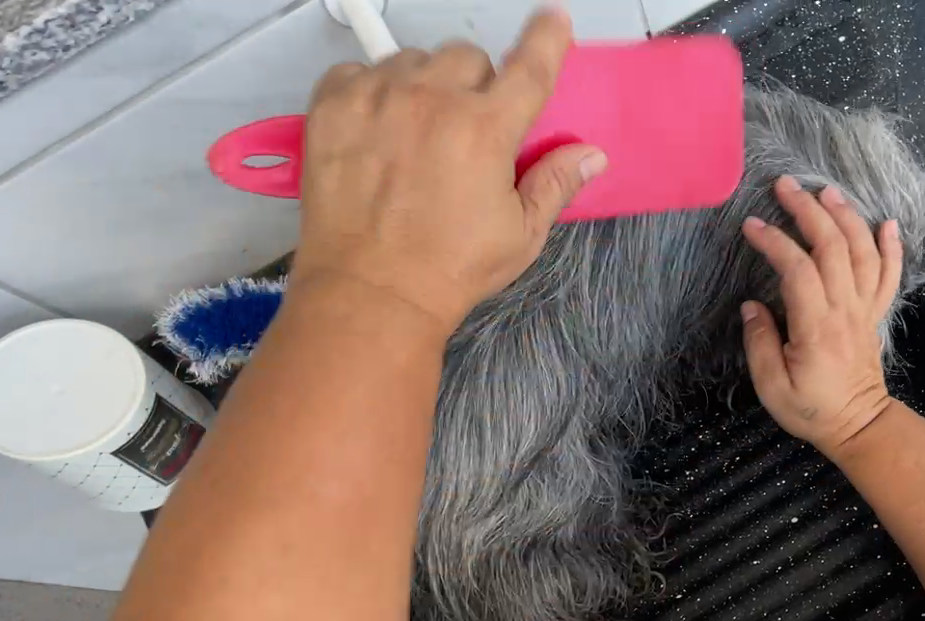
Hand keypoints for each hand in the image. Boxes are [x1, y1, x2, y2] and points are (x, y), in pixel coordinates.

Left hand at [289, 9, 606, 332]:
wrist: (376, 288)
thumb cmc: (454, 267)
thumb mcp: (521, 235)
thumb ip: (555, 184)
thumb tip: (591, 155)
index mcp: (486, 132)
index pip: (528, 70)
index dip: (546, 41)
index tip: (554, 18)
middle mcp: (432, 100)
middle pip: (467, 58)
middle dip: (477, 87)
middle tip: (470, 132)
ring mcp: (378, 96)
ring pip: (415, 61)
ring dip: (427, 88)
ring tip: (421, 138)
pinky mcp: (333, 103)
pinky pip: (362, 70)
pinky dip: (377, 93)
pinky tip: (383, 135)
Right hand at [740, 176, 904, 455]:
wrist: (858, 425)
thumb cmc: (811, 410)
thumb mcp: (772, 388)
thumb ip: (760, 344)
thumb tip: (751, 306)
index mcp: (816, 328)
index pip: (798, 270)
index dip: (776, 243)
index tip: (753, 226)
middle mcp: (845, 311)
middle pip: (832, 247)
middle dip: (809, 211)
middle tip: (786, 186)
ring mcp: (864, 310)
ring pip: (862, 252)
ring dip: (846, 217)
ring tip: (827, 191)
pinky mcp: (874, 315)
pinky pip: (888, 275)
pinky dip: (891, 247)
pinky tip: (886, 223)